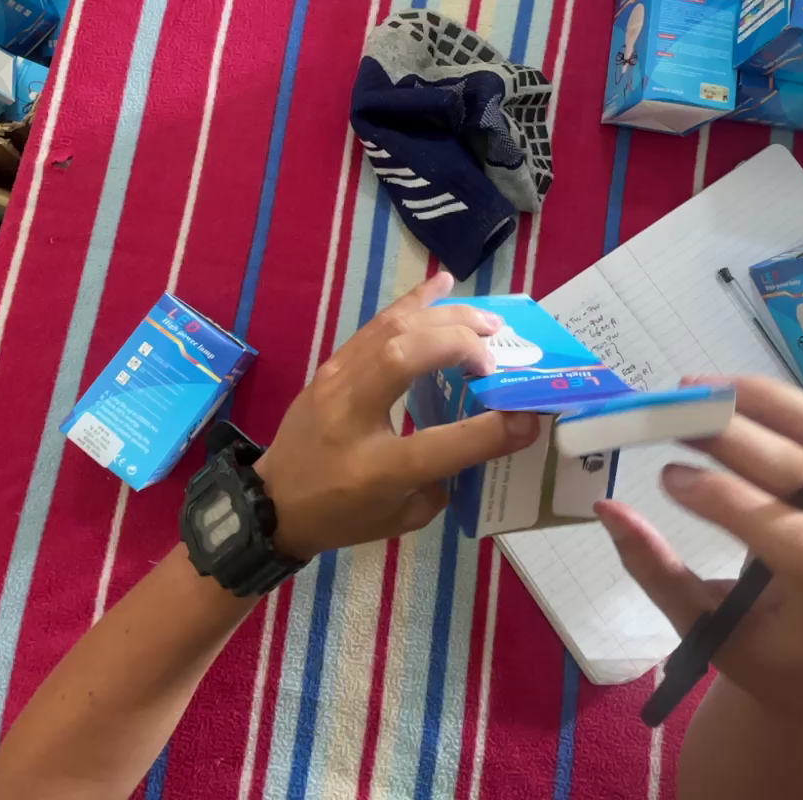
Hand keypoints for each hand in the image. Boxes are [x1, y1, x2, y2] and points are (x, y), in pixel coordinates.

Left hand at [253, 272, 541, 560]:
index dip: (490, 430)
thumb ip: (447, 479)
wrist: (273, 503)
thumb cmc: (341, 516)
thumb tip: (487, 432)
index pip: (441, 445)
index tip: (528, 416)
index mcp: (375, 469)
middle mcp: (352, 415)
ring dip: (444, 316)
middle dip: (460, 344)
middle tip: (498, 349)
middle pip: (406, 358)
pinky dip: (412, 301)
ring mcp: (336, 382)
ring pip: (390, 329)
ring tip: (485, 318)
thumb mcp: (401, 517)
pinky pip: (375, 324)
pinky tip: (442, 284)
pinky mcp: (331, 364)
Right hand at [595, 374, 802, 714]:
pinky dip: (783, 407)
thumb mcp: (699, 629)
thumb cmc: (754, 653)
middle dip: (738, 440)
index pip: (797, 545)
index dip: (733, 502)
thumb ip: (655, 570)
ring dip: (769, 405)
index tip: (667, 477)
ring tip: (703, 387)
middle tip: (672, 415)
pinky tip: (731, 394)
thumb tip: (607, 509)